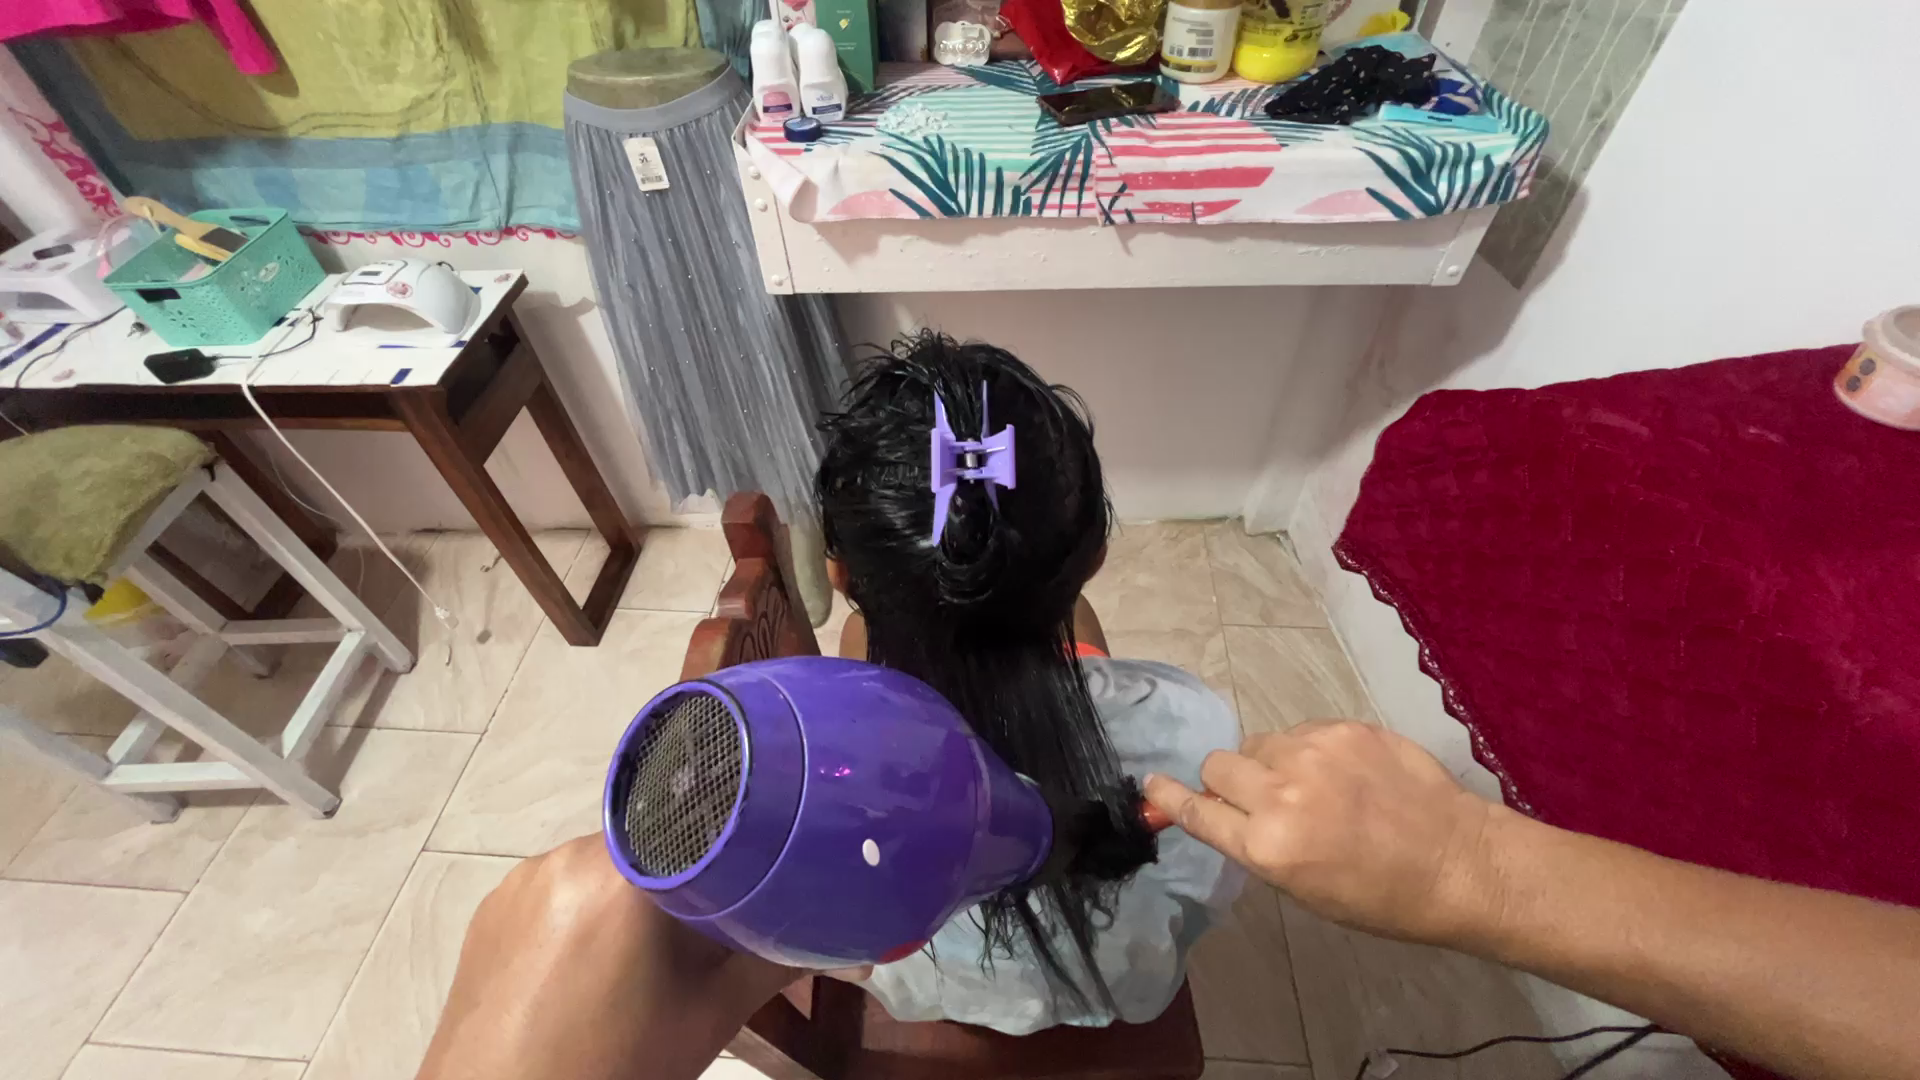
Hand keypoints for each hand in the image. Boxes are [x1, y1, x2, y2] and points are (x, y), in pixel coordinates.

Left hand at [416, 835, 795, 1079]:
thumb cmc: (613, 1069)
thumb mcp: (709, 1017)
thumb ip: (774, 962)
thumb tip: (834, 933)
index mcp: (624, 872)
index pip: (699, 823)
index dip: (729, 845)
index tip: (748, 873)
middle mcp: (568, 855)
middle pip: (652, 842)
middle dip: (681, 876)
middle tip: (701, 928)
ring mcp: (522, 879)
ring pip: (605, 862)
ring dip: (631, 891)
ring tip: (642, 952)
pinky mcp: (490, 907)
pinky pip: (559, 885)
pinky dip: (584, 908)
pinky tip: (588, 962)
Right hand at [1143, 721, 1502, 943]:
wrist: (1462, 862)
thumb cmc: (1381, 896)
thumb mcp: (1304, 889)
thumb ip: (1254, 844)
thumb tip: (1220, 811)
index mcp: (1269, 846)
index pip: (1198, 810)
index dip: (1169, 797)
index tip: (1150, 783)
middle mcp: (1280, 793)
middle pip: (1218, 764)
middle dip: (1231, 780)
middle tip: (1264, 798)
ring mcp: (1312, 753)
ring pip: (1258, 743)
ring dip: (1271, 763)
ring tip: (1316, 786)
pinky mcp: (1341, 727)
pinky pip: (1299, 732)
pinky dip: (1309, 751)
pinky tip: (1346, 773)